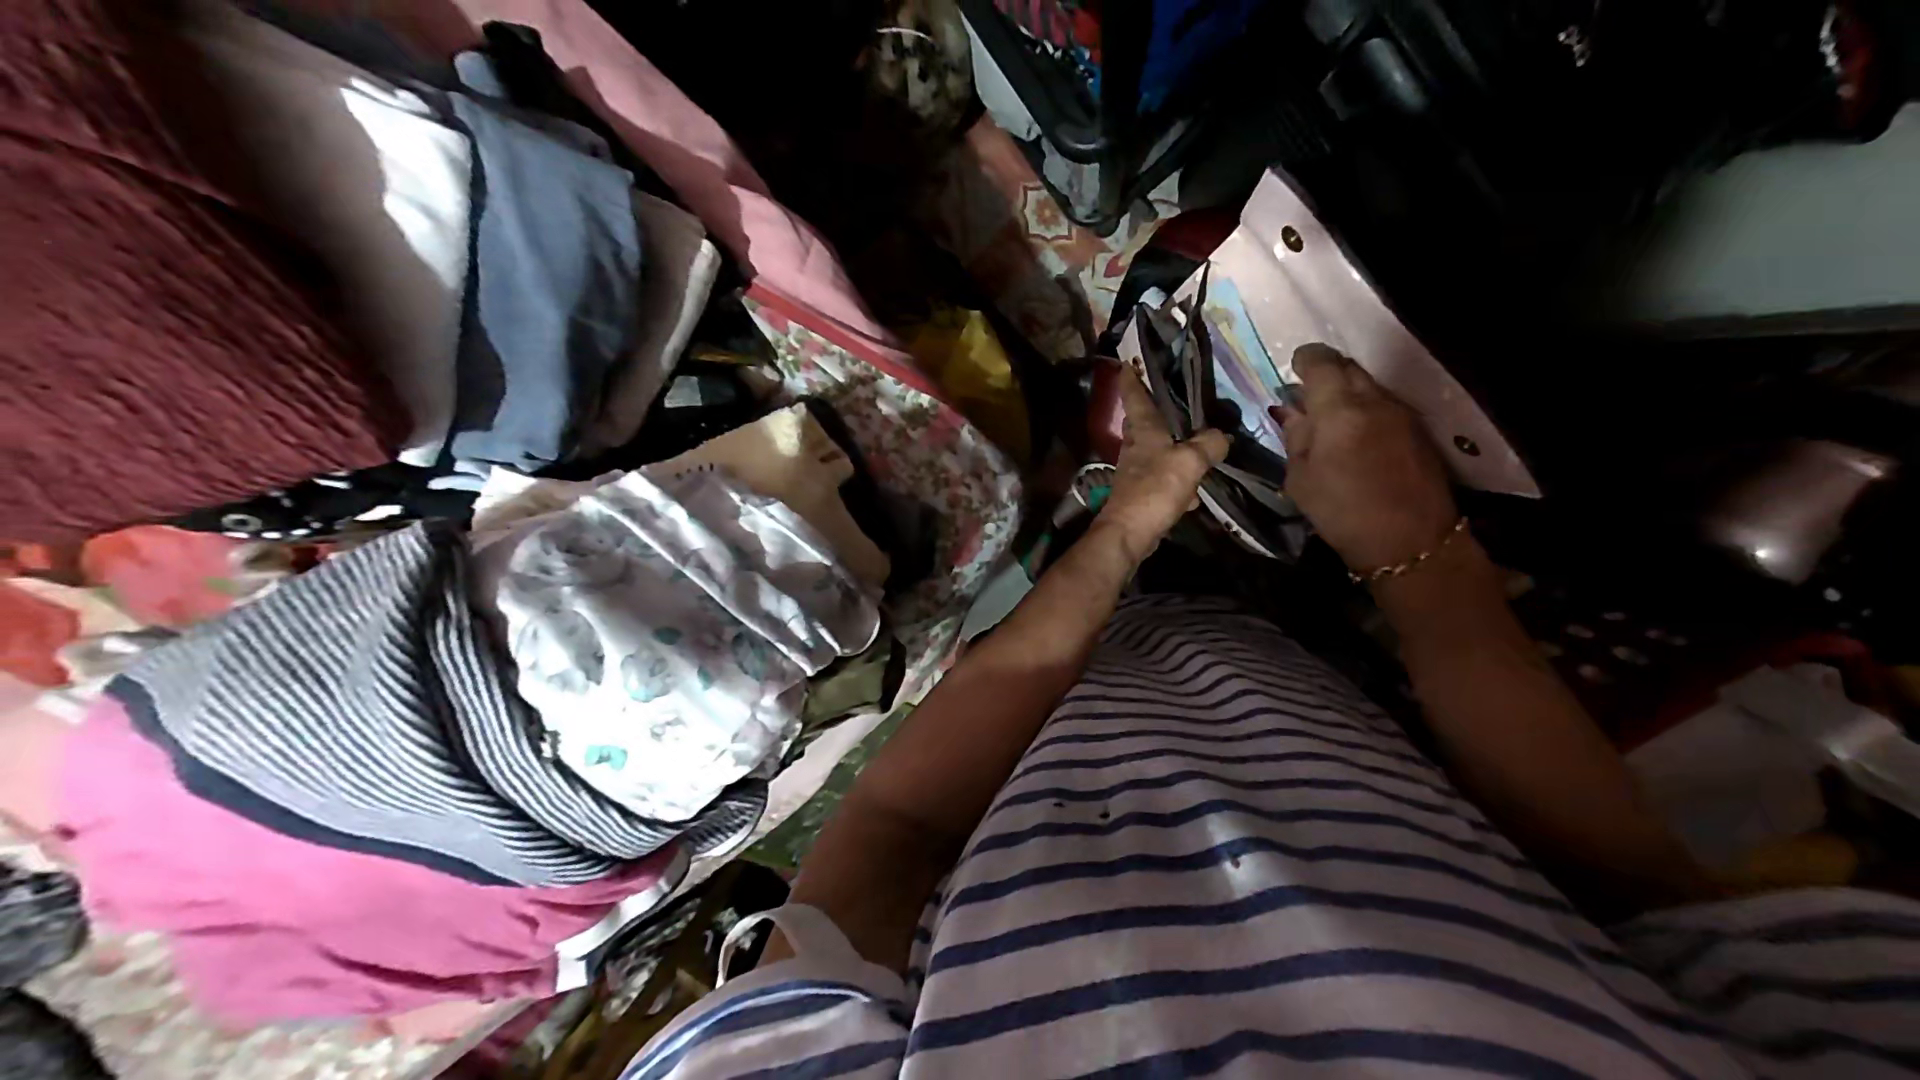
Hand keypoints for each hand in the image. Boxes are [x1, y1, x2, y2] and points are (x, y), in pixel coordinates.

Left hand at [1097, 366, 1229, 562]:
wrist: (1130, 532)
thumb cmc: (1155, 489)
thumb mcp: (1190, 461)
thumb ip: (1209, 444)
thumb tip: (1222, 436)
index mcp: (1143, 431)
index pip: (1135, 397)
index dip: (1131, 379)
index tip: (1127, 363)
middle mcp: (1136, 447)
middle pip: (1142, 423)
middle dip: (1151, 411)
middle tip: (1168, 400)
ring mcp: (1136, 471)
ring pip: (1154, 451)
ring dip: (1169, 446)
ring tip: (1193, 442)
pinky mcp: (1142, 493)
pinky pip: (1163, 479)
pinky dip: (1177, 481)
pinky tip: (1194, 493)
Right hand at [1271, 344, 1457, 572]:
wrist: (1410, 540)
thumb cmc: (1342, 512)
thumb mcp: (1300, 479)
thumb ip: (1296, 438)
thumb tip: (1293, 412)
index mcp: (1338, 411)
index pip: (1321, 363)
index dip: (1304, 360)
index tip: (1292, 368)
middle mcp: (1373, 401)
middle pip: (1347, 367)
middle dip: (1325, 373)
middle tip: (1306, 394)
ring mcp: (1399, 412)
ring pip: (1367, 384)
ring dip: (1345, 391)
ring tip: (1328, 417)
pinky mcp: (1416, 428)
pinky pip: (1382, 403)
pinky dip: (1363, 408)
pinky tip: (1353, 435)